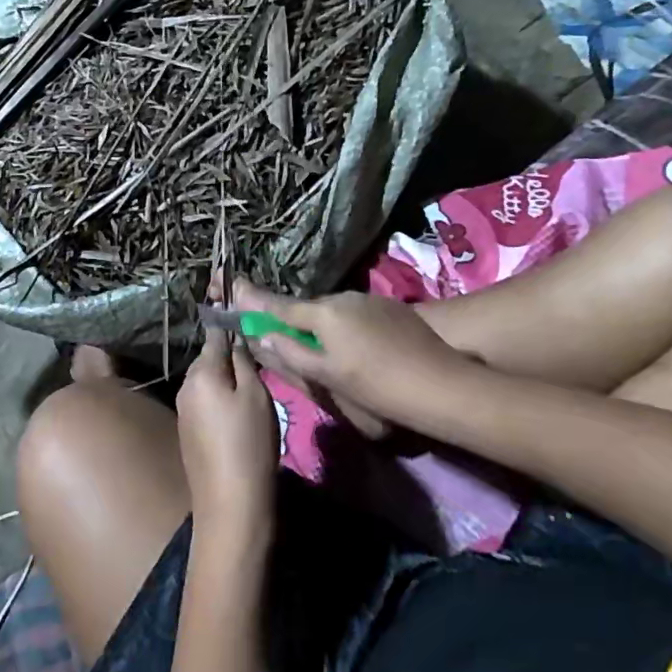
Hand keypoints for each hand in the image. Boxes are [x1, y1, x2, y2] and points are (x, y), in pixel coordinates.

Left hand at [176, 328, 278, 532]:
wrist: (230, 504)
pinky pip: (205, 403)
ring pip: (208, 382)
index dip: (229, 325)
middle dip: (229, 358)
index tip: (242, 316)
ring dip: (226, 381)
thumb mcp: (256, 396)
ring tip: (252, 391)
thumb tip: (235, 339)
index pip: (215, 336)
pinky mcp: (187, 432)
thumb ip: (244, 363)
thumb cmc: (249, 444)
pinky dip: (220, 402)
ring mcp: (183, 410)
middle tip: (258, 363)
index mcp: (201, 373)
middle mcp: (185, 386)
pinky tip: (238, 416)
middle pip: (209, 360)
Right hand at [235, 280, 479, 431]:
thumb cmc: (377, 384)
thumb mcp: (328, 375)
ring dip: (324, 328)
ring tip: (334, 356)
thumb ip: (291, 353)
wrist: (441, 382)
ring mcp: (368, 299)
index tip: (231, 287)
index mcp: (322, 313)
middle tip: (289, 344)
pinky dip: (348, 329)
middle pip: (307, 309)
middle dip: (294, 323)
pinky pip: (356, 314)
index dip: (254, 300)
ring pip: (333, 312)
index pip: (279, 305)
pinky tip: (363, 352)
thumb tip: (261, 336)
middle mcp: (342, 297)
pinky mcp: (391, 308)